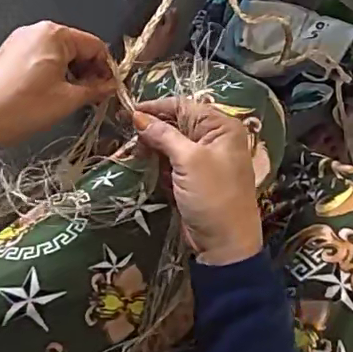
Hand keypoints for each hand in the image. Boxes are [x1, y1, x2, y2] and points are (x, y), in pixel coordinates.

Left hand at [0, 22, 115, 146]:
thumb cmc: (24, 106)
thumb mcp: (67, 100)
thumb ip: (94, 89)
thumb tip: (109, 86)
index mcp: (54, 34)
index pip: (95, 45)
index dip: (106, 69)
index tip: (110, 90)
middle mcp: (36, 30)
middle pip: (76, 47)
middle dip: (87, 71)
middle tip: (93, 97)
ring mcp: (19, 41)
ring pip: (57, 53)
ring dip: (70, 73)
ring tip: (71, 99)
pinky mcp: (8, 54)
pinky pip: (39, 58)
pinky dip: (51, 73)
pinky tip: (50, 94)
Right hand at [132, 99, 262, 265]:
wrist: (225, 245)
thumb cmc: (213, 197)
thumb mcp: (188, 161)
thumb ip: (163, 134)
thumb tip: (137, 115)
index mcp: (222, 126)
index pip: (183, 105)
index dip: (155, 107)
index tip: (128, 111)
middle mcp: (215, 137)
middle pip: (175, 122)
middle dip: (153, 129)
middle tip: (131, 137)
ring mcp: (205, 156)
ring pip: (170, 141)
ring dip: (153, 147)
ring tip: (138, 154)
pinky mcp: (195, 174)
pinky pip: (172, 159)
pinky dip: (159, 162)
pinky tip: (149, 166)